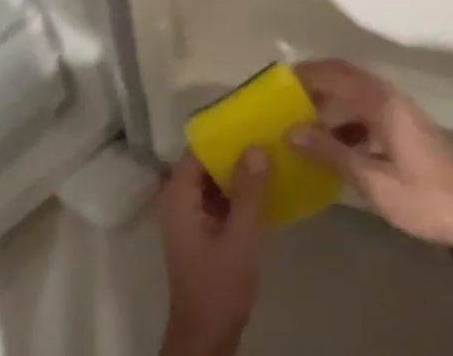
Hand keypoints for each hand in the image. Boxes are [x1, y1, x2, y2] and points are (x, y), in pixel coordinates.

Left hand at [159, 148, 272, 355]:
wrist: (207, 335)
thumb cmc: (219, 284)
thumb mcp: (240, 237)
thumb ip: (249, 191)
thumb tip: (257, 145)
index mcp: (178, 195)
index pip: (199, 149)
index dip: (225, 133)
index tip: (255, 118)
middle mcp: (178, 200)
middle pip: (207, 162)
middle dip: (237, 149)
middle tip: (271, 132)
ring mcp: (190, 216)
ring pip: (216, 180)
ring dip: (241, 170)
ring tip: (275, 151)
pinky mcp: (203, 231)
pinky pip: (221, 199)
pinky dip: (241, 191)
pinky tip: (269, 186)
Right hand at [289, 59, 452, 253]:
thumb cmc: (426, 199)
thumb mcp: (373, 181)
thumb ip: (331, 152)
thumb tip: (291, 130)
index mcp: (383, 104)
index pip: (336, 75)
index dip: (305, 75)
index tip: (277, 83)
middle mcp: (391, 99)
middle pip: (346, 76)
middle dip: (314, 81)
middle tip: (284, 97)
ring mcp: (401, 113)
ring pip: (357, 93)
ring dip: (330, 99)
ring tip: (301, 119)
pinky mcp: (406, 129)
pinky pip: (368, 111)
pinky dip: (346, 118)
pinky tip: (332, 145)